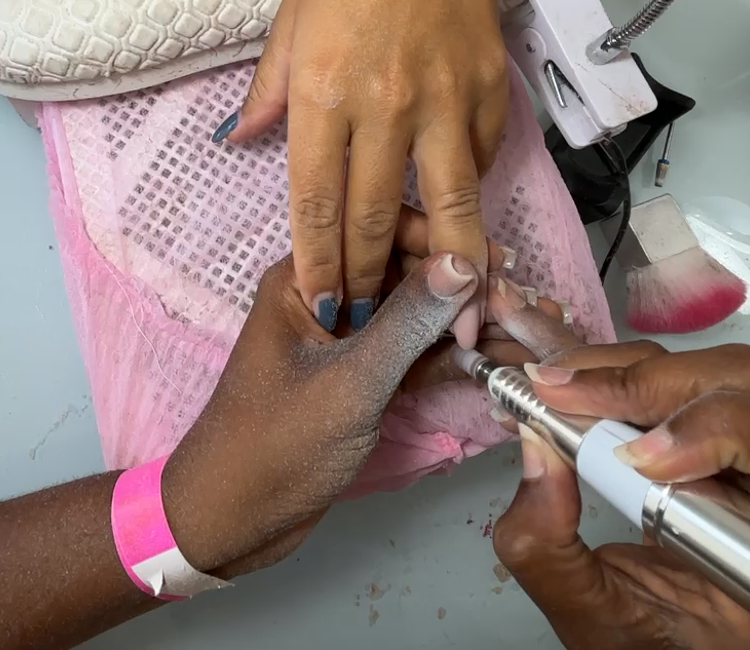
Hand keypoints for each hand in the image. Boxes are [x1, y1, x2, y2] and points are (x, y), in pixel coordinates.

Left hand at [159, 250, 482, 573]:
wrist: (234, 519)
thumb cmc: (277, 444)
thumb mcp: (349, 381)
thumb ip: (408, 322)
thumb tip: (463, 260)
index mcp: (305, 275)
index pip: (378, 229)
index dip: (437, 241)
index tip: (491, 262)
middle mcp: (325, 294)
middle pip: (401, 267)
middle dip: (456, 281)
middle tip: (512, 300)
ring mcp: (344, 335)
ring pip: (411, 310)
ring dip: (458, 317)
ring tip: (515, 323)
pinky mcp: (360, 372)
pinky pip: (408, 349)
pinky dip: (445, 352)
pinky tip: (490, 353)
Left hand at [225, 0, 510, 342]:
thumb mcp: (287, 25)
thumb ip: (267, 95)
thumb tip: (241, 143)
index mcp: (323, 93)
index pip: (316, 201)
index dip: (318, 263)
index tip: (323, 305)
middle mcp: (385, 107)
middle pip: (376, 216)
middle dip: (367, 278)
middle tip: (362, 319)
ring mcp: (447, 101)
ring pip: (449, 206)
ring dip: (437, 264)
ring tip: (431, 304)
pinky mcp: (492, 90)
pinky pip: (481, 161)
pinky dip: (469, 194)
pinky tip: (456, 211)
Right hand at [492, 341, 749, 649]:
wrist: (665, 643)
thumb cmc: (658, 646)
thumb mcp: (598, 620)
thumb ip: (548, 548)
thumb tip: (534, 444)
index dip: (719, 434)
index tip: (631, 459)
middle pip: (747, 386)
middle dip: (647, 383)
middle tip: (562, 397)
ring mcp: (749, 441)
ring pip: (703, 365)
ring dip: (619, 368)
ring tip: (551, 390)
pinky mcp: (703, 417)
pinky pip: (667, 368)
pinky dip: (608, 368)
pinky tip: (563, 389)